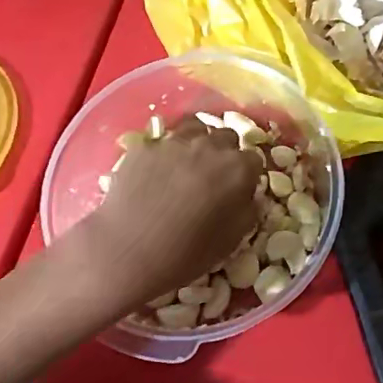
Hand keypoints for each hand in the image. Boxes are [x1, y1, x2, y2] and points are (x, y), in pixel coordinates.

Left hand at [76, 119, 258, 306]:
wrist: (129, 251)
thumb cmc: (187, 253)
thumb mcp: (232, 240)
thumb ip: (247, 210)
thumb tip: (248, 196)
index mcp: (238, 169)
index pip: (253, 160)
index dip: (247, 175)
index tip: (238, 189)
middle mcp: (210, 146)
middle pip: (225, 137)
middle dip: (224, 153)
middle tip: (212, 177)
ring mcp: (174, 142)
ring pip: (193, 129)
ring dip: (196, 143)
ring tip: (185, 166)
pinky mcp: (144, 146)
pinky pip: (161, 142)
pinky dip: (164, 154)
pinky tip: (154, 174)